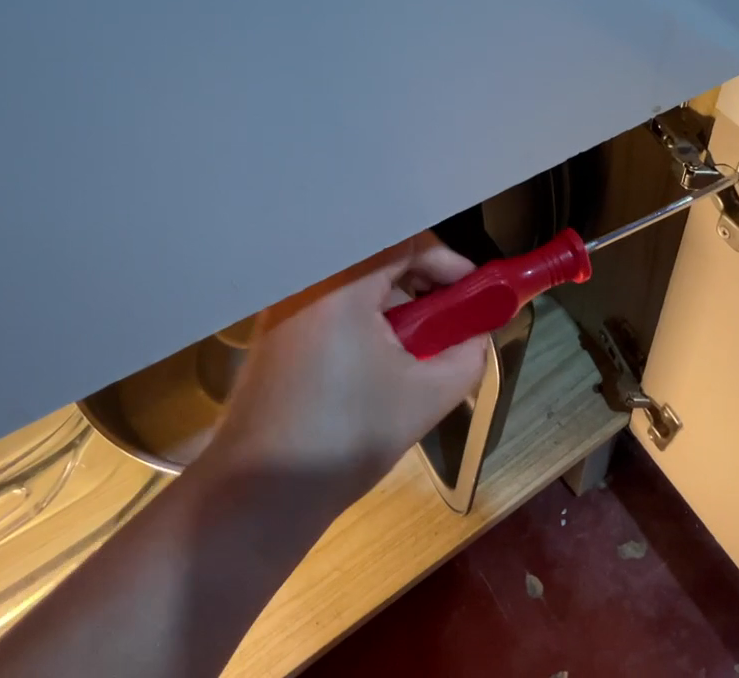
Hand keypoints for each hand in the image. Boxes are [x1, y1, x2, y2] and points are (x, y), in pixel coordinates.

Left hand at [199, 232, 488, 502]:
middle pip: (379, 258)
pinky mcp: (276, 336)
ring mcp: (285, 310)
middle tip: (453, 317)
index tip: (475, 294)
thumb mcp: (425, 396)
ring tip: (422, 344)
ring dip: (396, 301)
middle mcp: (308, 285)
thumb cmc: (346, 437)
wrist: (259, 496)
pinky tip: (381, 360)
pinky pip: (332, 306)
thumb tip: (479, 335)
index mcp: (341, 286)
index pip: (406, 243)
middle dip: (424, 282)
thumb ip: (467, 355)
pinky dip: (366, 318)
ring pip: (355, 284)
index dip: (448, 262)